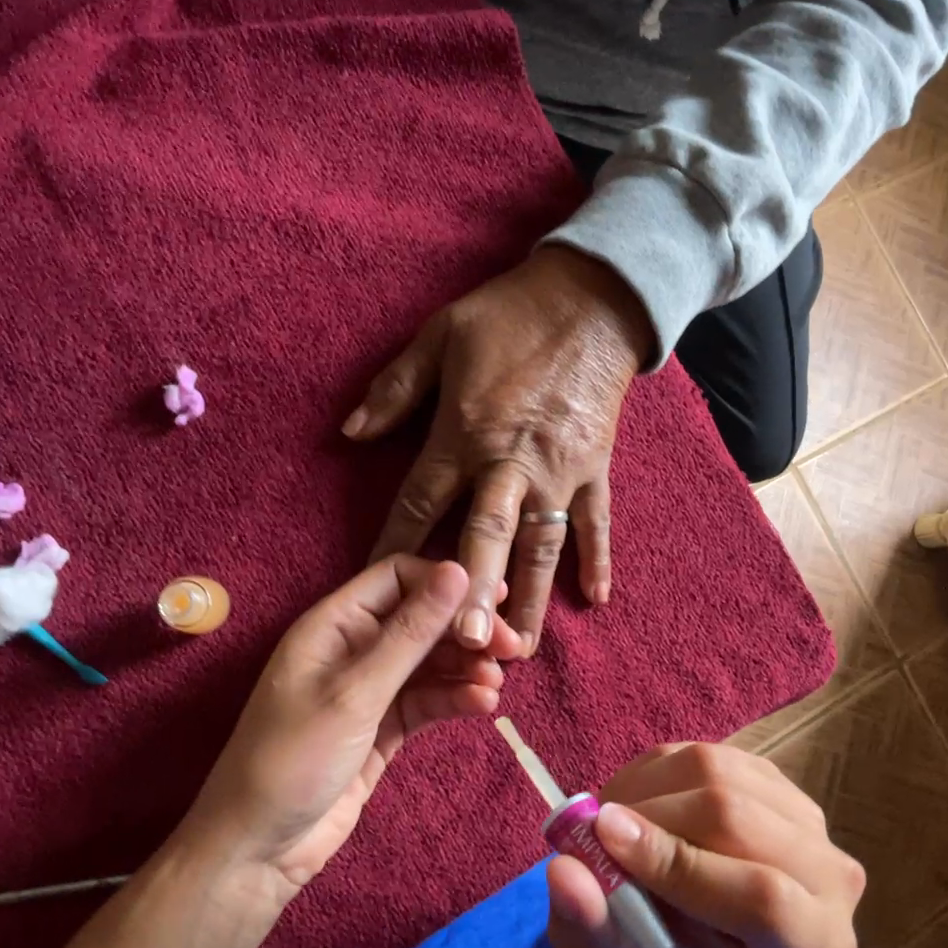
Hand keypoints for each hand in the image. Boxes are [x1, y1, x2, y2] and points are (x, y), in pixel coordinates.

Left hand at [180, 556, 519, 889]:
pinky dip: (454, 699)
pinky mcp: (384, 728)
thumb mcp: (355, 691)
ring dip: (465, 668)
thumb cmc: (294, 757)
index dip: (445, 583)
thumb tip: (457, 570)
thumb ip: (410, 633)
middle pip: (421, 620)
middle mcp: (354, 648)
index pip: (397, 578)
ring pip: (429, 662)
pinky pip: (427, 701)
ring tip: (495, 684)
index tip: (494, 600)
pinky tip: (482, 705)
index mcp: (334, 624)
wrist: (259, 849)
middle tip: (512, 648)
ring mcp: (370, 689)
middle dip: (465, 630)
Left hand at [344, 245, 652, 655]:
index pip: (420, 501)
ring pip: (541, 547)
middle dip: (474, 592)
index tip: (375, 590)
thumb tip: (350, 431)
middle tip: (467, 644)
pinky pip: (595, 523)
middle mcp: (509, 464)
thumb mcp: (439, 337)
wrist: (590, 300)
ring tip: (521, 648)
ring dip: (530, 598)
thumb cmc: (507, 318)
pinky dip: (597, 560)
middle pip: (485, 537)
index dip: (393, 545)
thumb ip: (395, 389)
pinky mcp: (596, 469)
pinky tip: (595, 599)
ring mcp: (559, 472)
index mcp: (463, 434)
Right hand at [546, 743, 865, 947]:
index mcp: (814, 945)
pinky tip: (639, 799)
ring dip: (645, 787)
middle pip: (735, 818)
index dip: (680, 865)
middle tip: (593, 830)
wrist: (716, 922)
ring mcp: (808, 814)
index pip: (762, 898)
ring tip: (614, 817)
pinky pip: (705, 751)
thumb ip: (594, 926)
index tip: (604, 837)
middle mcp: (832, 876)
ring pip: (718, 771)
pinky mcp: (774, 774)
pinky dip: (654, 770)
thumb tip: (564, 871)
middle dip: (649, 815)